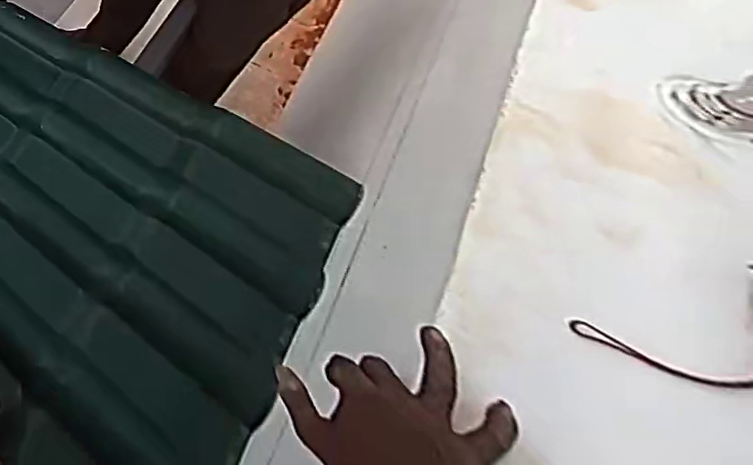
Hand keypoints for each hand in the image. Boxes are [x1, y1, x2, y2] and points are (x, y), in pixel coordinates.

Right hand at [278, 326, 516, 464]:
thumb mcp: (317, 439)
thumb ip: (298, 402)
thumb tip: (283, 374)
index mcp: (362, 394)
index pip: (342, 367)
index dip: (336, 370)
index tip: (333, 376)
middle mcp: (399, 399)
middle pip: (381, 369)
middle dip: (371, 368)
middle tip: (366, 372)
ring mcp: (435, 423)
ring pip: (439, 381)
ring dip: (438, 357)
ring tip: (435, 338)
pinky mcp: (466, 450)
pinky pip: (489, 435)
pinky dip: (499, 423)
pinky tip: (504, 411)